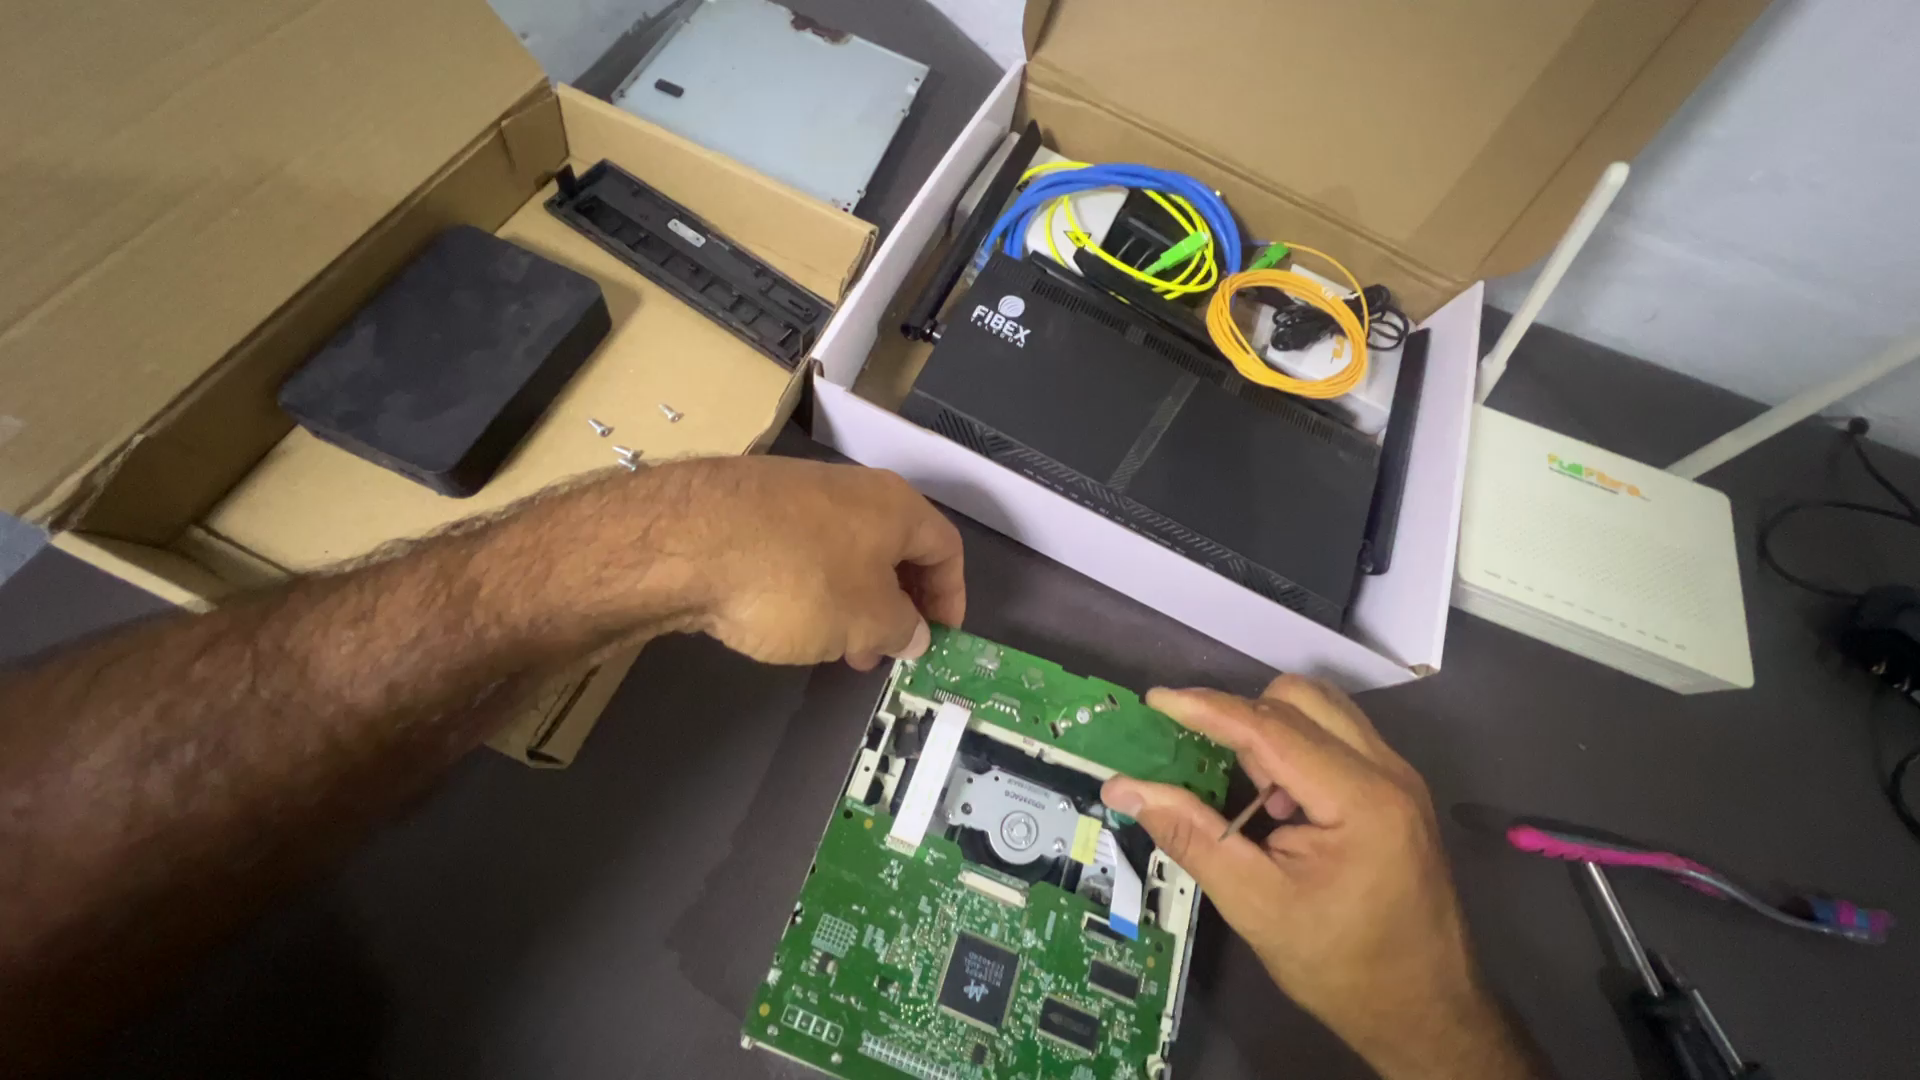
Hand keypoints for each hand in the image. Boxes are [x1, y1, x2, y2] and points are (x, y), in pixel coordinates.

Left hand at [659, 457, 965, 668]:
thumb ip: (904, 630)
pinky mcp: (755, 507)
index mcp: (896, 507)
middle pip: (897, 550)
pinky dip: (815, 588)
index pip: (947, 549)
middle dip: (899, 607)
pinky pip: (806, 551)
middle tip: (885, 651)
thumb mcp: (867, 620)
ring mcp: (801, 493)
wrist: (688, 541)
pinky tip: (790, 621)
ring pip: (849, 553)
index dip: (952, 597)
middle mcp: (855, 489)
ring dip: (856, 603)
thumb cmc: (800, 581)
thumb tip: (915, 633)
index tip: (939, 639)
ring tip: (836, 647)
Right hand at [1100, 677, 1536, 1079]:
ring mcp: (1397, 775)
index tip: (1154, 700)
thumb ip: (1189, 835)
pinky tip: (1279, 800)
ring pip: (1318, 706)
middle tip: (1209, 763)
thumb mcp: (1254, 905)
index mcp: (1361, 801)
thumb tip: (1124, 788)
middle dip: (1241, 716)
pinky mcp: (1394, 787)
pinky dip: (1293, 744)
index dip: (1206, 708)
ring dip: (1269, 726)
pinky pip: (1333, 732)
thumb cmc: (1342, 966)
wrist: (1427, 1015)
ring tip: (1249, 786)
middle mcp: (1387, 772)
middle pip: (1298, 699)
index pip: (1270, 729)